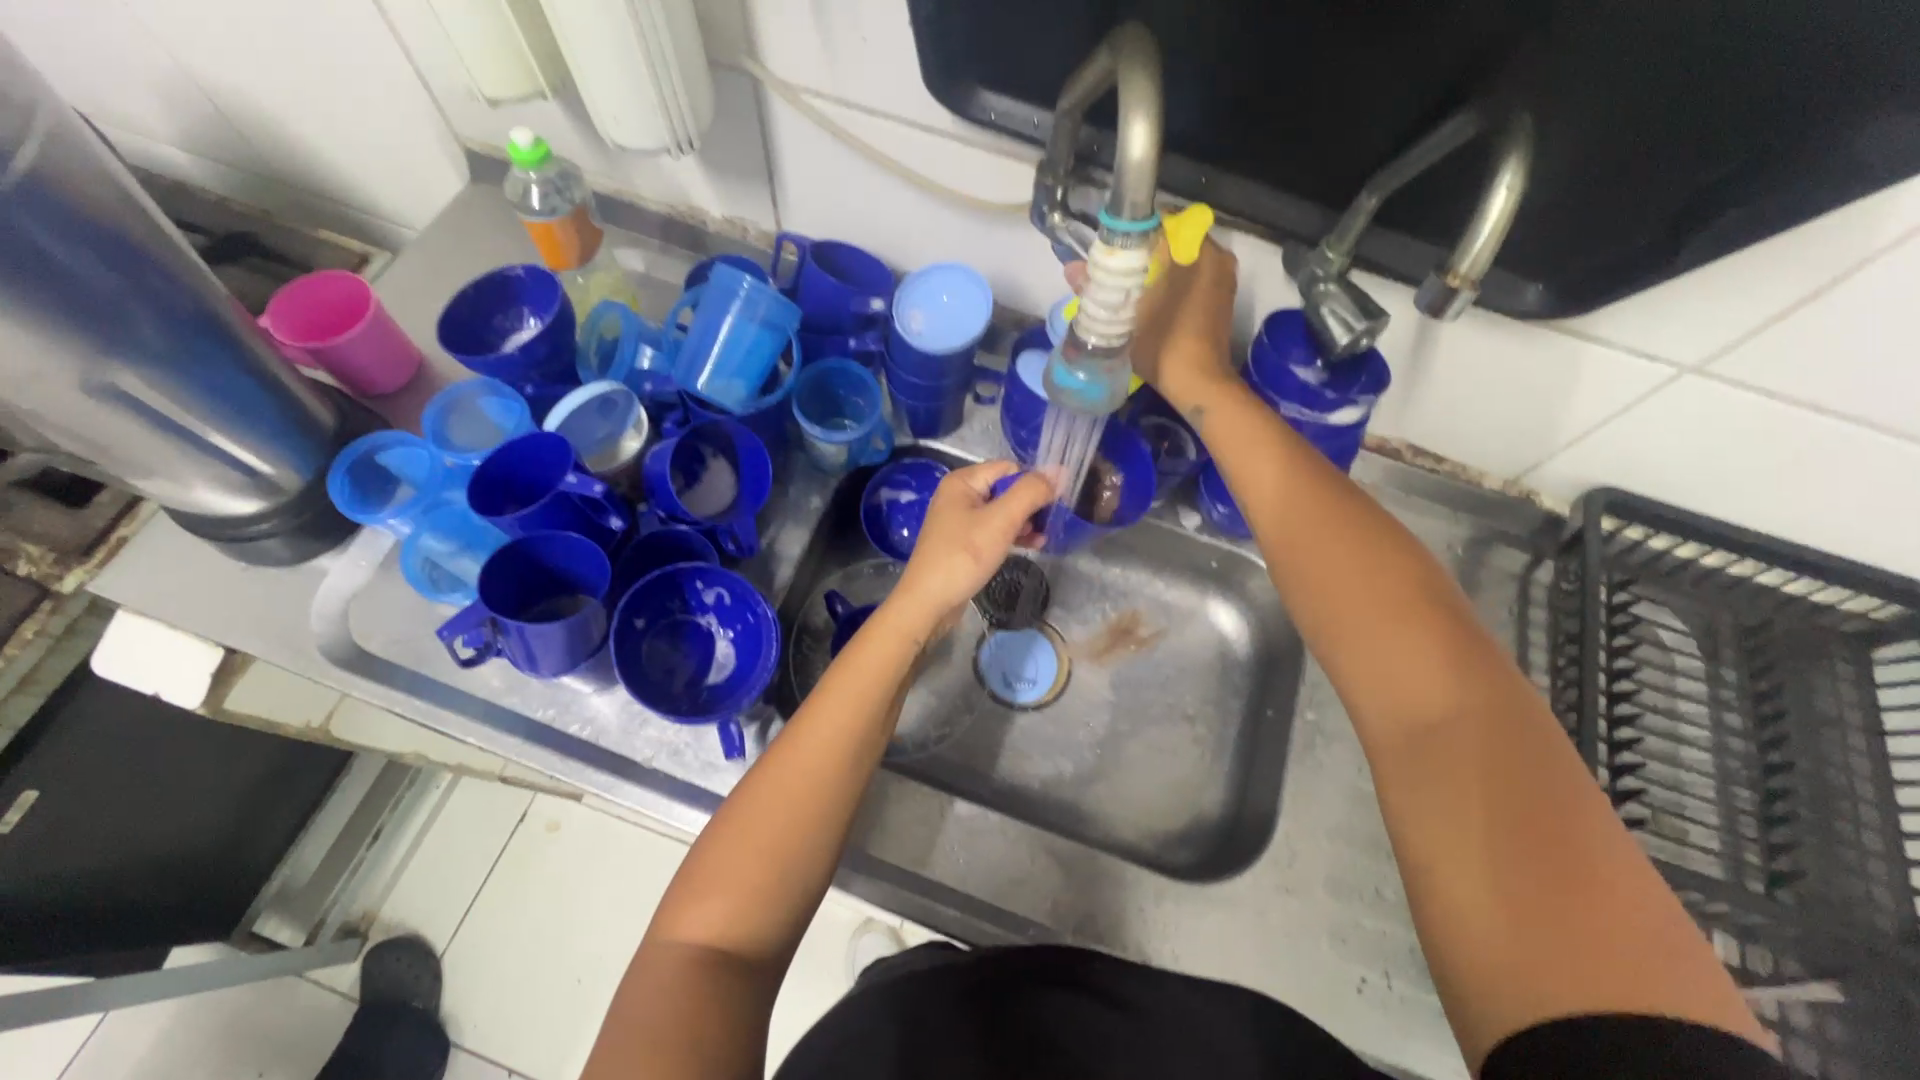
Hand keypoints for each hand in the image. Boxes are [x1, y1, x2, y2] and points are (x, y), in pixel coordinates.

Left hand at [886, 462, 1054, 633]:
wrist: (929, 602)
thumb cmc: (964, 556)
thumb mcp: (1001, 520)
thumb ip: (1031, 493)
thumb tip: (1060, 470)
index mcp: (963, 481)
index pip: (1010, 468)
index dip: (1034, 483)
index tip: (1054, 505)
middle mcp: (960, 495)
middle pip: (1007, 489)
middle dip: (1031, 506)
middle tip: (1049, 524)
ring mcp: (961, 520)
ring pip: (1003, 512)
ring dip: (1025, 523)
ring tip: (1043, 539)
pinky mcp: (964, 542)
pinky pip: (995, 531)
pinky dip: (1013, 536)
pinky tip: (1033, 546)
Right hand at [1065, 236, 1238, 411]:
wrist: (1200, 384)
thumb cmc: (1166, 344)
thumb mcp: (1128, 316)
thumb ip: (1099, 288)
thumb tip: (1071, 268)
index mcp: (1195, 251)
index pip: (1161, 223)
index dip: (1133, 235)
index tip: (1113, 252)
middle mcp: (1216, 256)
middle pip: (1172, 242)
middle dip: (1145, 253)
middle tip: (1118, 271)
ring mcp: (1223, 277)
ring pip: (1182, 260)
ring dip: (1158, 270)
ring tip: (1130, 287)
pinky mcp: (1222, 296)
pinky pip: (1193, 276)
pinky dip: (1172, 283)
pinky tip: (1150, 300)